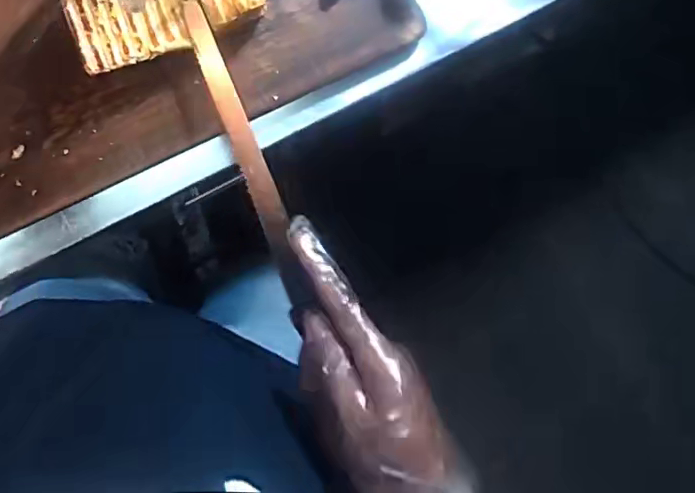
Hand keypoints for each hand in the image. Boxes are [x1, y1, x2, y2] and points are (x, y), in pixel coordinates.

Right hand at [290, 218, 473, 492]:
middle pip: (339, 322)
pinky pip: (355, 360)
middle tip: (316, 390)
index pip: (342, 299)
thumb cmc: (387, 462)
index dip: (318, 266)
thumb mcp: (349, 423)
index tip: (300, 233)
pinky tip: (342, 407)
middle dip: (317, 344)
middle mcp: (389, 347)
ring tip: (334, 414)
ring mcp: (394, 358)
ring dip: (328, 368)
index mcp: (379, 355)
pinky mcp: (393, 372)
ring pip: (345, 343)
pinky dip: (341, 377)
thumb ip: (329, 367)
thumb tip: (312, 319)